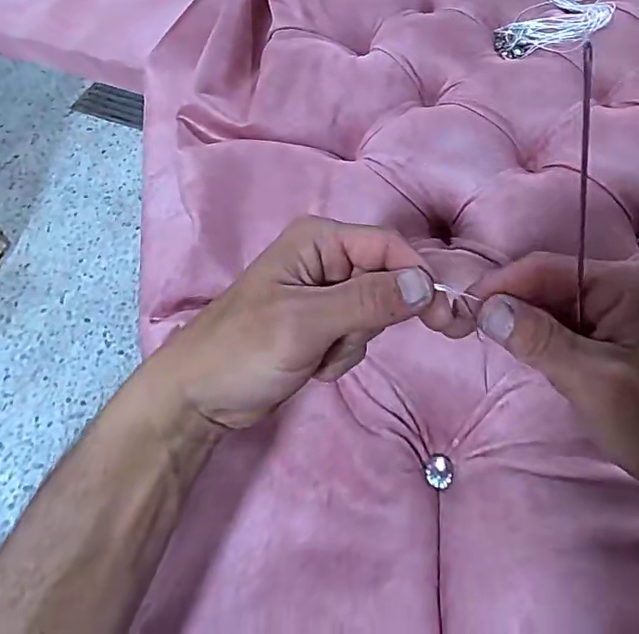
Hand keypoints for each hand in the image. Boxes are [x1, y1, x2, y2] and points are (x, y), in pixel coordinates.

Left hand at [141, 217, 433, 429]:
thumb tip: (425, 285)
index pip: (387, 246)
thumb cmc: (242, 350)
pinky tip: (312, 363)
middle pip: (385, 278)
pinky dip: (343, 353)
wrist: (196, 400)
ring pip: (375, 310)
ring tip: (315, 353)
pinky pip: (359, 332)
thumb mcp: (307, 323)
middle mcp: (326, 257)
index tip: (442, 314)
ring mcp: (325, 290)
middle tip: (345, 343)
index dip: (417, 275)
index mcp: (319, 239)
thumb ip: (368, 300)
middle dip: (372, 317)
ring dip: (353, 340)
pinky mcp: (323, 321)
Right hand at [430, 253, 638, 496]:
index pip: (545, 268)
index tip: (463, 308)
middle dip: (508, 302)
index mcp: (621, 283)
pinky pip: (561, 323)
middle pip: (545, 281)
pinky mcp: (608, 333)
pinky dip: (538, 336)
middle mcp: (617, 285)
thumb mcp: (593, 382)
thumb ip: (540, 340)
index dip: (501, 283)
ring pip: (549, 303)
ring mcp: (614, 309)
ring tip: (490, 339)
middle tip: (467, 327)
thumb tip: (488, 308)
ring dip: (520, 320)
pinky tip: (526, 352)